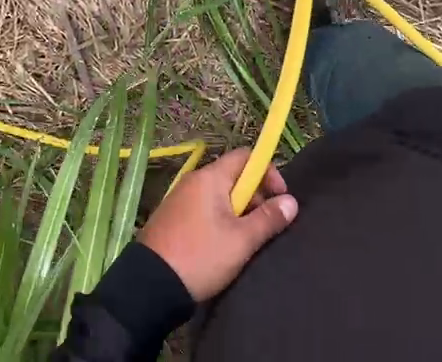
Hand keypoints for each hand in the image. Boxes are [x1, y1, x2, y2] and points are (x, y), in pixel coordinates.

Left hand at [140, 147, 298, 300]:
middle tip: (264, 226)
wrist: (150, 285)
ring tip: (246, 240)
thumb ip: (268, 219)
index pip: (245, 156)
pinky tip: (224, 245)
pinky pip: (205, 208)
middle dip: (255, 196)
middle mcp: (194, 181)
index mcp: (210, 177)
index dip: (267, 172)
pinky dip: (220, 220)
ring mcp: (181, 199)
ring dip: (238, 211)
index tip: (280, 199)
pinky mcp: (173, 217)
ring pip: (219, 195)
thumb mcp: (241, 241)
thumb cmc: (200, 256)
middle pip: (233, 176)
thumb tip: (291, 202)